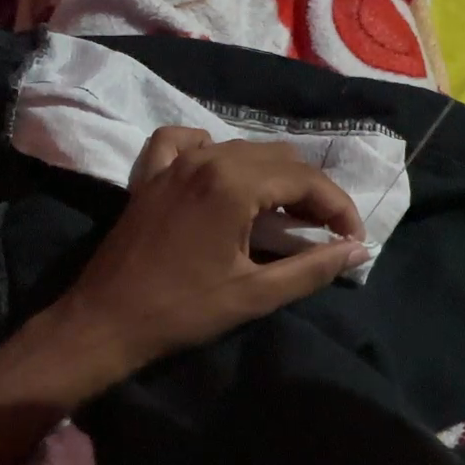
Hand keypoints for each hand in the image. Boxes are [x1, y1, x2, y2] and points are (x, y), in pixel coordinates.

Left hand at [38, 127, 368, 382]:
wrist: (106, 321)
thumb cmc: (182, 311)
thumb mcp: (254, 294)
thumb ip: (311, 268)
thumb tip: (358, 251)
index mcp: (234, 182)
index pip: (306, 179)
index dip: (338, 208)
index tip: (352, 241)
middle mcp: (206, 158)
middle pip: (278, 158)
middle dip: (310, 192)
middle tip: (324, 231)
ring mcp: (172, 164)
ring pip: (238, 148)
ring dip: (270, 175)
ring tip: (286, 212)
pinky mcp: (148, 177)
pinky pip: (183, 143)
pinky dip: (209, 149)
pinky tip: (218, 170)